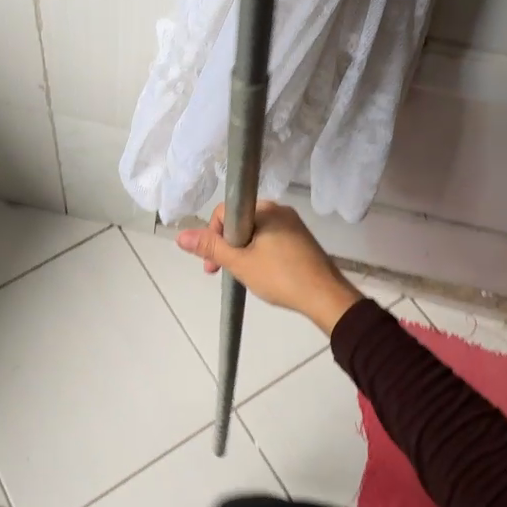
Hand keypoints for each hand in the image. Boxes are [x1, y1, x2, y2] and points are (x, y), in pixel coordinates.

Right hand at [176, 201, 363, 334]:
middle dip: (227, 246)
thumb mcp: (239, 263)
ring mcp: (293, 224)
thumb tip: (180, 236)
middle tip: (223, 272)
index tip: (212, 263)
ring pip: (255, 232)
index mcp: (264, 209)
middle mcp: (279, 210)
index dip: (213, 236)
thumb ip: (210, 247)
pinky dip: (260, 253)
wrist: (326, 297)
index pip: (225, 212)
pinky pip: (271, 239)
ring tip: (245, 276)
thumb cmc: (280, 277)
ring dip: (243, 251)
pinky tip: (263, 273)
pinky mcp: (301, 239)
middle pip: (239, 222)